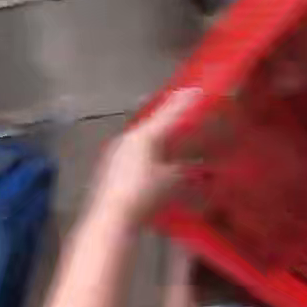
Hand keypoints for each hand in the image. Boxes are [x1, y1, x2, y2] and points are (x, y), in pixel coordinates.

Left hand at [89, 89, 200, 223]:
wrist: (111, 217)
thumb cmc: (143, 194)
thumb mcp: (171, 181)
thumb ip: (185, 170)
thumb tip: (196, 170)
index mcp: (143, 136)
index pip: (167, 115)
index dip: (182, 103)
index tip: (195, 90)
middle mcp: (127, 140)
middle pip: (154, 127)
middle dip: (170, 122)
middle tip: (184, 114)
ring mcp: (117, 155)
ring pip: (144, 142)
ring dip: (160, 141)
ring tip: (173, 142)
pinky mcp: (111, 171)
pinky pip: (136, 156)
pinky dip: (151, 156)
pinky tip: (156, 165)